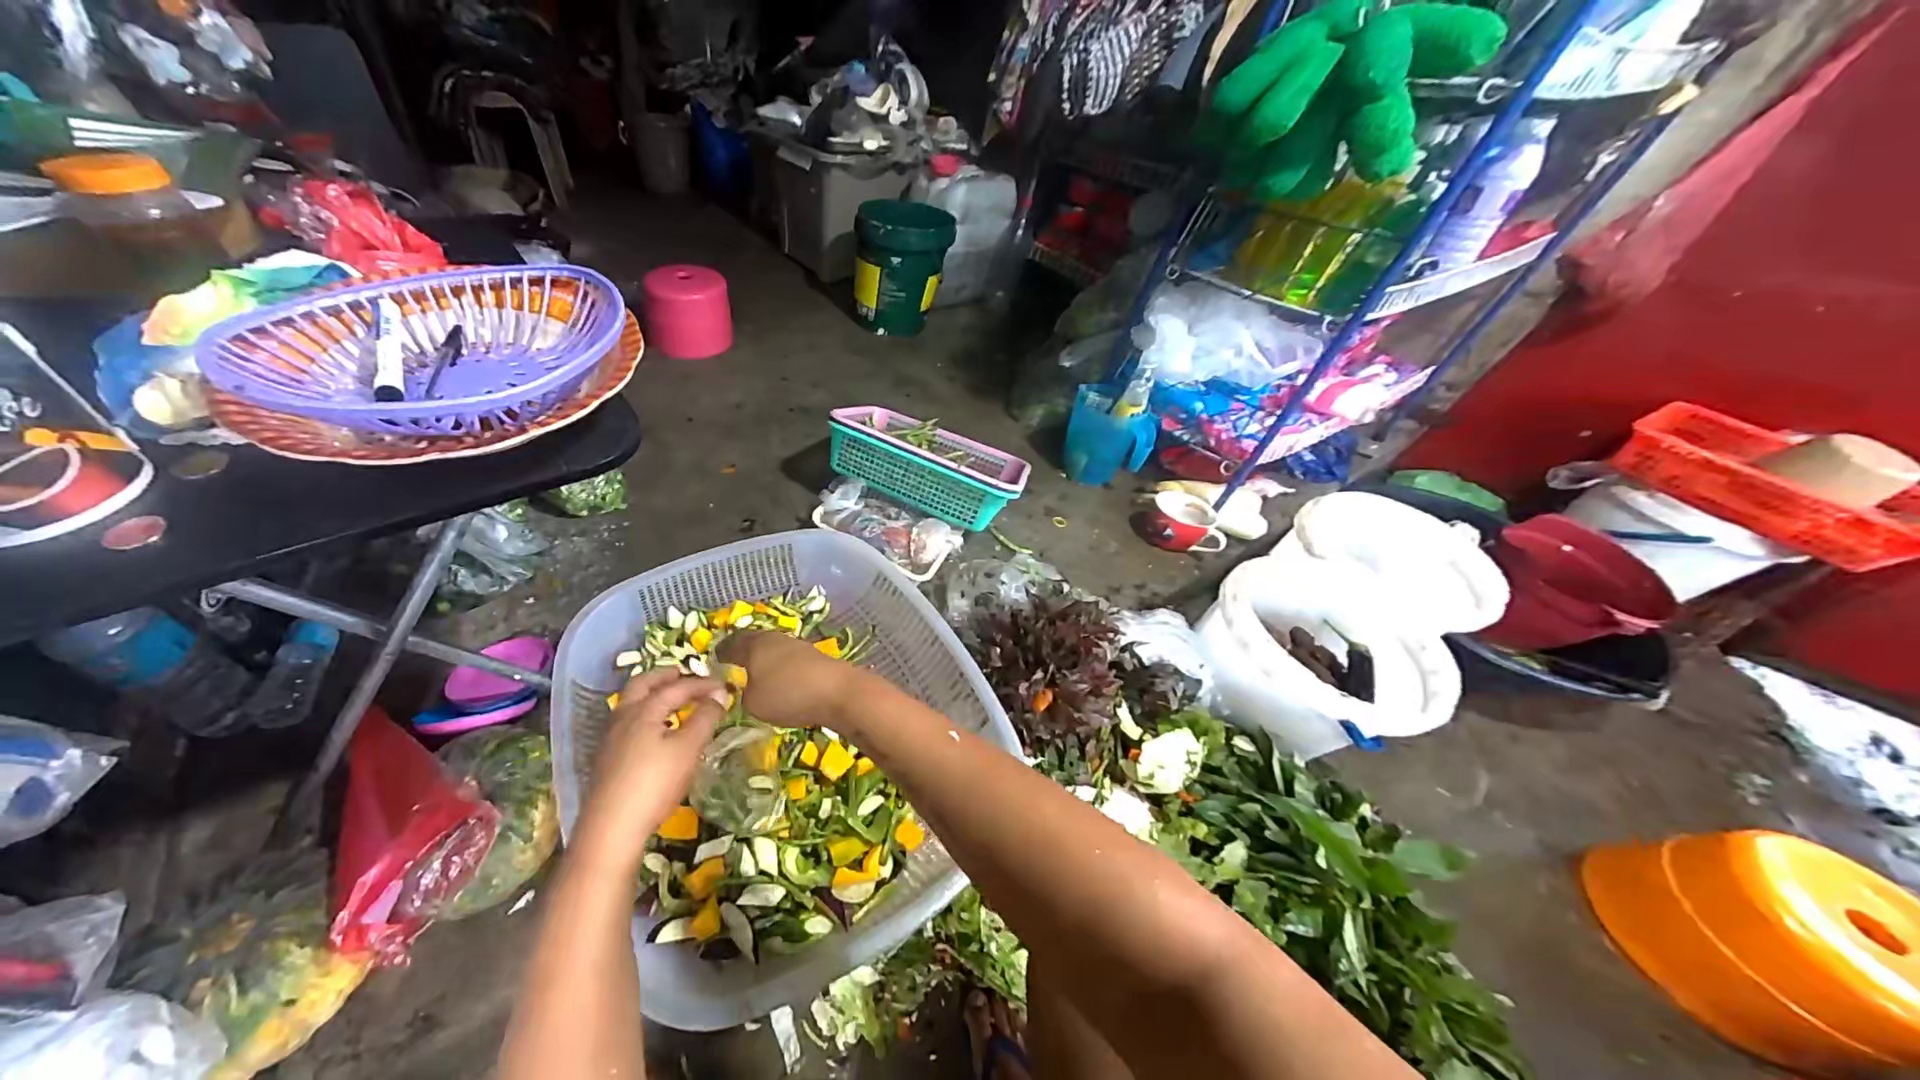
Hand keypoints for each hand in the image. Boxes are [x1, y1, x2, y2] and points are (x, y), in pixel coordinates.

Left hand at [575, 670, 726, 861]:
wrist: (610, 828)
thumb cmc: (654, 783)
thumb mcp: (688, 748)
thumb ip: (706, 717)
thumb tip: (720, 693)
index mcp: (644, 709)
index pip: (678, 686)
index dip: (703, 684)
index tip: (725, 686)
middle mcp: (623, 716)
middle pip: (643, 685)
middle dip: (665, 676)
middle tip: (684, 675)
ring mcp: (610, 737)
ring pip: (631, 704)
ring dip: (653, 695)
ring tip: (674, 702)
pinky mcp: (607, 758)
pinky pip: (628, 722)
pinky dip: (646, 715)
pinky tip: (657, 733)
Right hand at [718, 631, 859, 730]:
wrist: (840, 693)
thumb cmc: (789, 695)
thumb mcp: (753, 703)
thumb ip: (743, 695)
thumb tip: (747, 690)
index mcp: (754, 644)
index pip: (730, 644)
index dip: (720, 654)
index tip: (714, 662)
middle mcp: (775, 639)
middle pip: (754, 644)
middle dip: (743, 654)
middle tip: (734, 668)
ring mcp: (798, 646)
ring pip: (774, 651)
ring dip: (765, 662)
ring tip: (757, 678)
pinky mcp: (816, 658)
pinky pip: (790, 662)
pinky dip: (783, 670)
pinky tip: (783, 683)